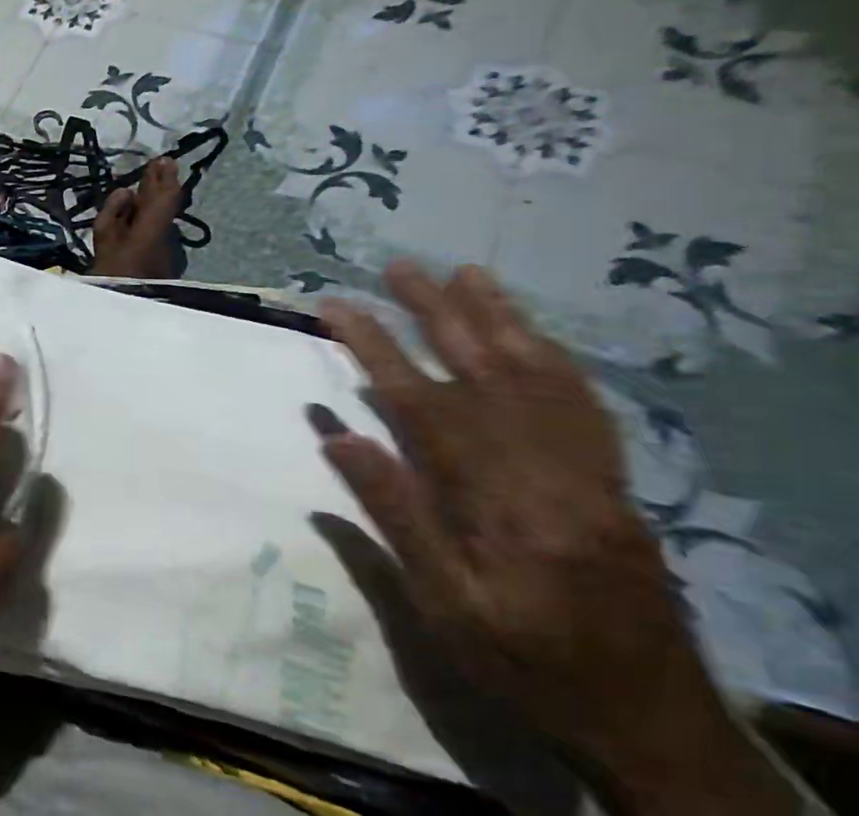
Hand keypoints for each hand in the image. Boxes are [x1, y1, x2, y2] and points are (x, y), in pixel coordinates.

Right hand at [316, 263, 794, 814]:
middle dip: (440, 314)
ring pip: (545, 380)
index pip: (428, 405)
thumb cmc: (526, 666)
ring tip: (466, 275)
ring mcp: (595, 476)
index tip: (336, 307)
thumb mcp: (445, 608)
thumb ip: (396, 518)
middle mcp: (555, 475)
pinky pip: (585, 408)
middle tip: (400, 267)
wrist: (652, 721)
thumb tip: (340, 440)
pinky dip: (554, 361)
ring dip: (502, 320)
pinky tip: (532, 339)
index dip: (377, 349)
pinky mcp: (615, 486)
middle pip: (491, 374)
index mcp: (504, 506)